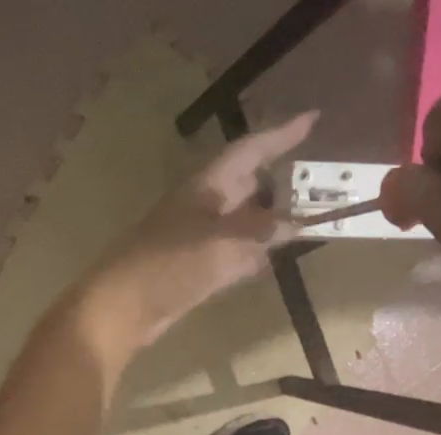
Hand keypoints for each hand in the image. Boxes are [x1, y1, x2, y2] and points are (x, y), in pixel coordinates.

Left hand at [77, 111, 318, 350]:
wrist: (122, 308)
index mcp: (207, 187)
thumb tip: (295, 225)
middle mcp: (203, 207)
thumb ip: (260, 232)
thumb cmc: (168, 264)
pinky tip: (271, 261)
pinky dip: (252, 255)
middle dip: (280, 183)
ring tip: (306, 221)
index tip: (313, 119)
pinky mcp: (193, 272)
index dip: (281, 135)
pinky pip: (231, 256)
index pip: (250, 151)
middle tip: (318, 185)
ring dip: (269, 222)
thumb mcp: (221, 243)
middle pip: (248, 187)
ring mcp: (197, 241)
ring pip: (242, 223)